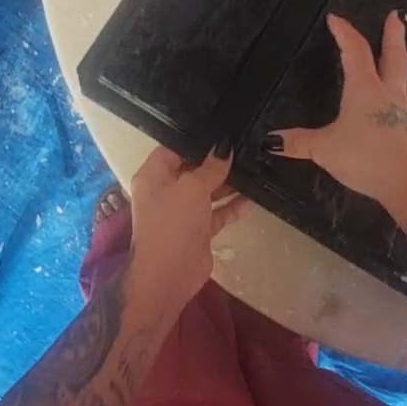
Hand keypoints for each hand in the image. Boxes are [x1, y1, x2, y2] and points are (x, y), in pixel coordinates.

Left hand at [126, 146, 251, 313]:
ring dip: (228, 183)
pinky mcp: (198, 230)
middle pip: (193, 169)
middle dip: (216, 161)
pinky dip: (232, 206)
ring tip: (253, 167)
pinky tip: (252, 198)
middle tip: (244, 146)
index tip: (223, 130)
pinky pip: (217, 212)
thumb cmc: (173, 223)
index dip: (196, 140)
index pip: (173, 149)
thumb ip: (211, 167)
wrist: (168, 276)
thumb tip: (225, 147)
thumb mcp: (192, 187)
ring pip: (207, 190)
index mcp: (154, 175)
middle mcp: (166, 191)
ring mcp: (182, 212)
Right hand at [269, 11, 406, 206]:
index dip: (345, 33)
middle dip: (393, 35)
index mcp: (364, 90)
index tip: (336, 18)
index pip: (355, 52)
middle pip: (393, 58)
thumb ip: (297, 142)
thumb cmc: (365, 158)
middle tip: (397, 15)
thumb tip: (267, 141)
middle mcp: (388, 94)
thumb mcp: (323, 149)